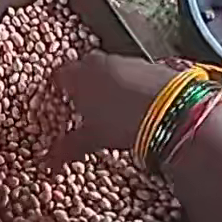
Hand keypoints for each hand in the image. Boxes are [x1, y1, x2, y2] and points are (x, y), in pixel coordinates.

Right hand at [47, 53, 181, 162]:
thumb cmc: (121, 121)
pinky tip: (133, 102)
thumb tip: (51, 161)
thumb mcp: (92, 138)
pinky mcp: (149, 63)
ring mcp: (125, 60)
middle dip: (82, 82)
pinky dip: (128, 83)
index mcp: (78, 76)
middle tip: (82, 103)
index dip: (58, 87)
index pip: (59, 75)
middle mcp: (99, 62)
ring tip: (110, 105)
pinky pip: (131, 71)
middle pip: (83, 67)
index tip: (59, 99)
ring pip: (108, 68)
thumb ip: (70, 146)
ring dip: (106, 81)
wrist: (171, 108)